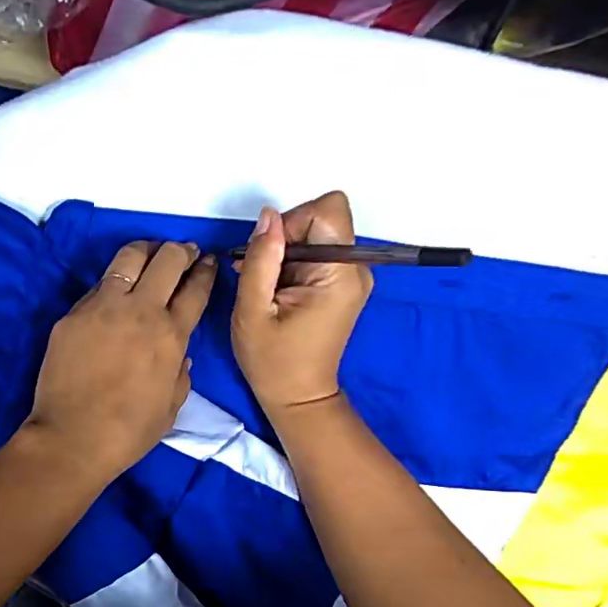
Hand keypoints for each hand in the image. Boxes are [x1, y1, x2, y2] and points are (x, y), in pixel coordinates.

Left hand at [24, 240, 215, 481]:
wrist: (72, 437)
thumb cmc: (128, 432)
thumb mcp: (171, 406)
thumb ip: (180, 373)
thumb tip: (180, 354)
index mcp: (171, 335)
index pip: (195, 289)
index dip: (205, 271)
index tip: (208, 263)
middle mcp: (140, 311)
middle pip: (166, 260)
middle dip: (179, 251)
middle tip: (182, 252)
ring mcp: (102, 308)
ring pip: (128, 258)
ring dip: (145, 252)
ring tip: (149, 254)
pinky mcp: (72, 316)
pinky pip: (97, 288)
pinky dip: (113, 283)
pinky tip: (115, 292)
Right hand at [231, 192, 372, 413]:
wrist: (297, 397)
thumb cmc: (272, 361)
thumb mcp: (252, 310)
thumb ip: (260, 260)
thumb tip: (268, 216)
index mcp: (340, 274)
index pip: (328, 210)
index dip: (293, 221)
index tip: (270, 255)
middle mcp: (355, 270)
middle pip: (321, 220)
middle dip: (284, 238)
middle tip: (260, 275)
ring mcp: (351, 277)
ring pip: (315, 236)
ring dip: (284, 254)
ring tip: (265, 288)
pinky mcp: (341, 285)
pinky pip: (315, 255)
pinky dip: (290, 265)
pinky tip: (274, 292)